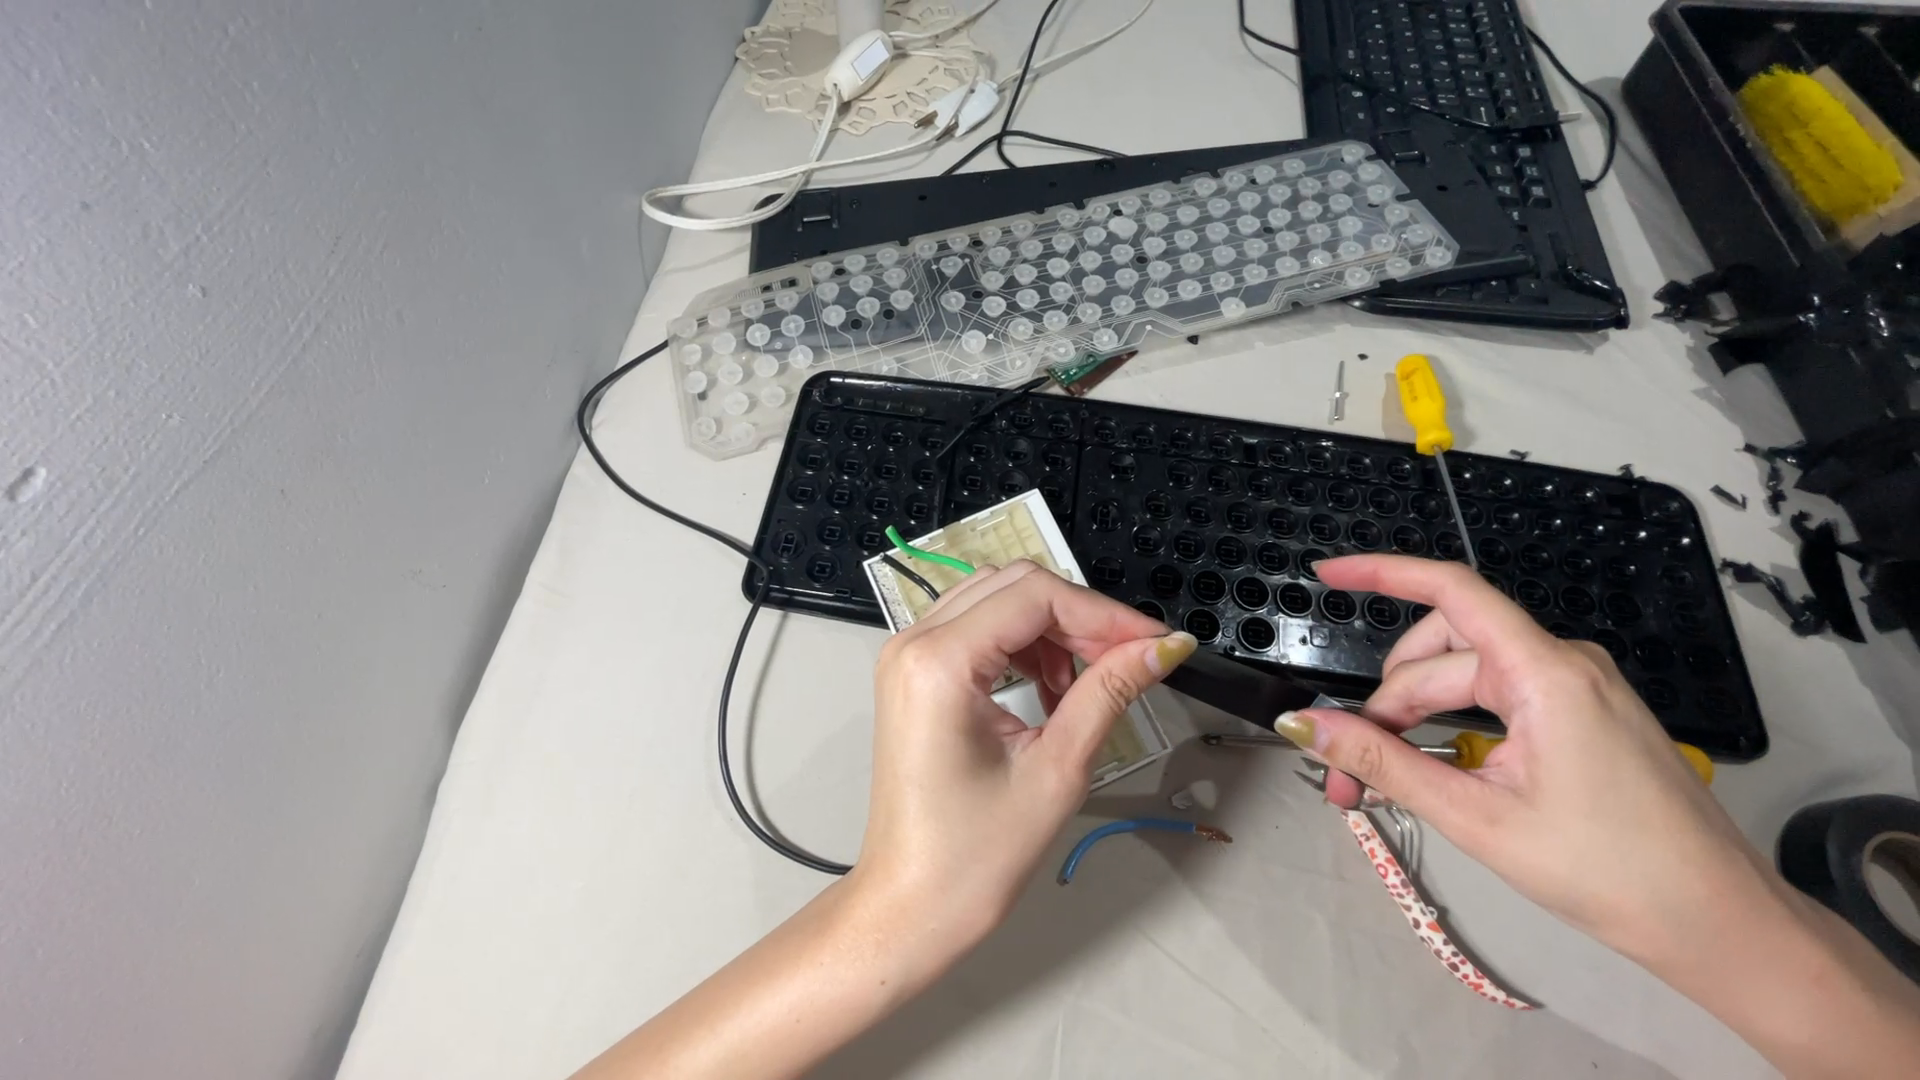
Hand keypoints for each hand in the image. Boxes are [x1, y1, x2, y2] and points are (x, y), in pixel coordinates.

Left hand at [855, 559, 1196, 946]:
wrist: (911, 904)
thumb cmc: (971, 857)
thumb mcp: (1056, 770)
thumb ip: (1108, 693)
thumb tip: (1161, 649)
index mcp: (939, 663)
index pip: (1036, 596)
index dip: (1103, 613)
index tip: (1154, 641)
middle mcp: (913, 644)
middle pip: (1015, 586)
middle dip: (1080, 616)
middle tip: (1129, 658)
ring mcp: (907, 656)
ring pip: (996, 600)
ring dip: (1051, 629)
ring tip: (1086, 683)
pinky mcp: (915, 673)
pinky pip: (977, 628)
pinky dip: (1022, 643)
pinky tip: (1051, 688)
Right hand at [1280, 554, 1766, 961]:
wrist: (1724, 929)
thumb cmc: (1607, 872)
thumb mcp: (1475, 816)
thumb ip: (1381, 762)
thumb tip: (1300, 725)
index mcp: (1546, 673)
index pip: (1452, 591)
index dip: (1382, 573)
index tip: (1326, 574)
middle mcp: (1562, 664)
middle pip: (1439, 656)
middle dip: (1384, 705)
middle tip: (1348, 771)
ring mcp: (1574, 689)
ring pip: (1460, 681)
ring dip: (1410, 722)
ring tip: (1378, 780)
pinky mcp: (1578, 716)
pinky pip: (1491, 701)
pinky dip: (1446, 728)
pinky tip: (1426, 768)